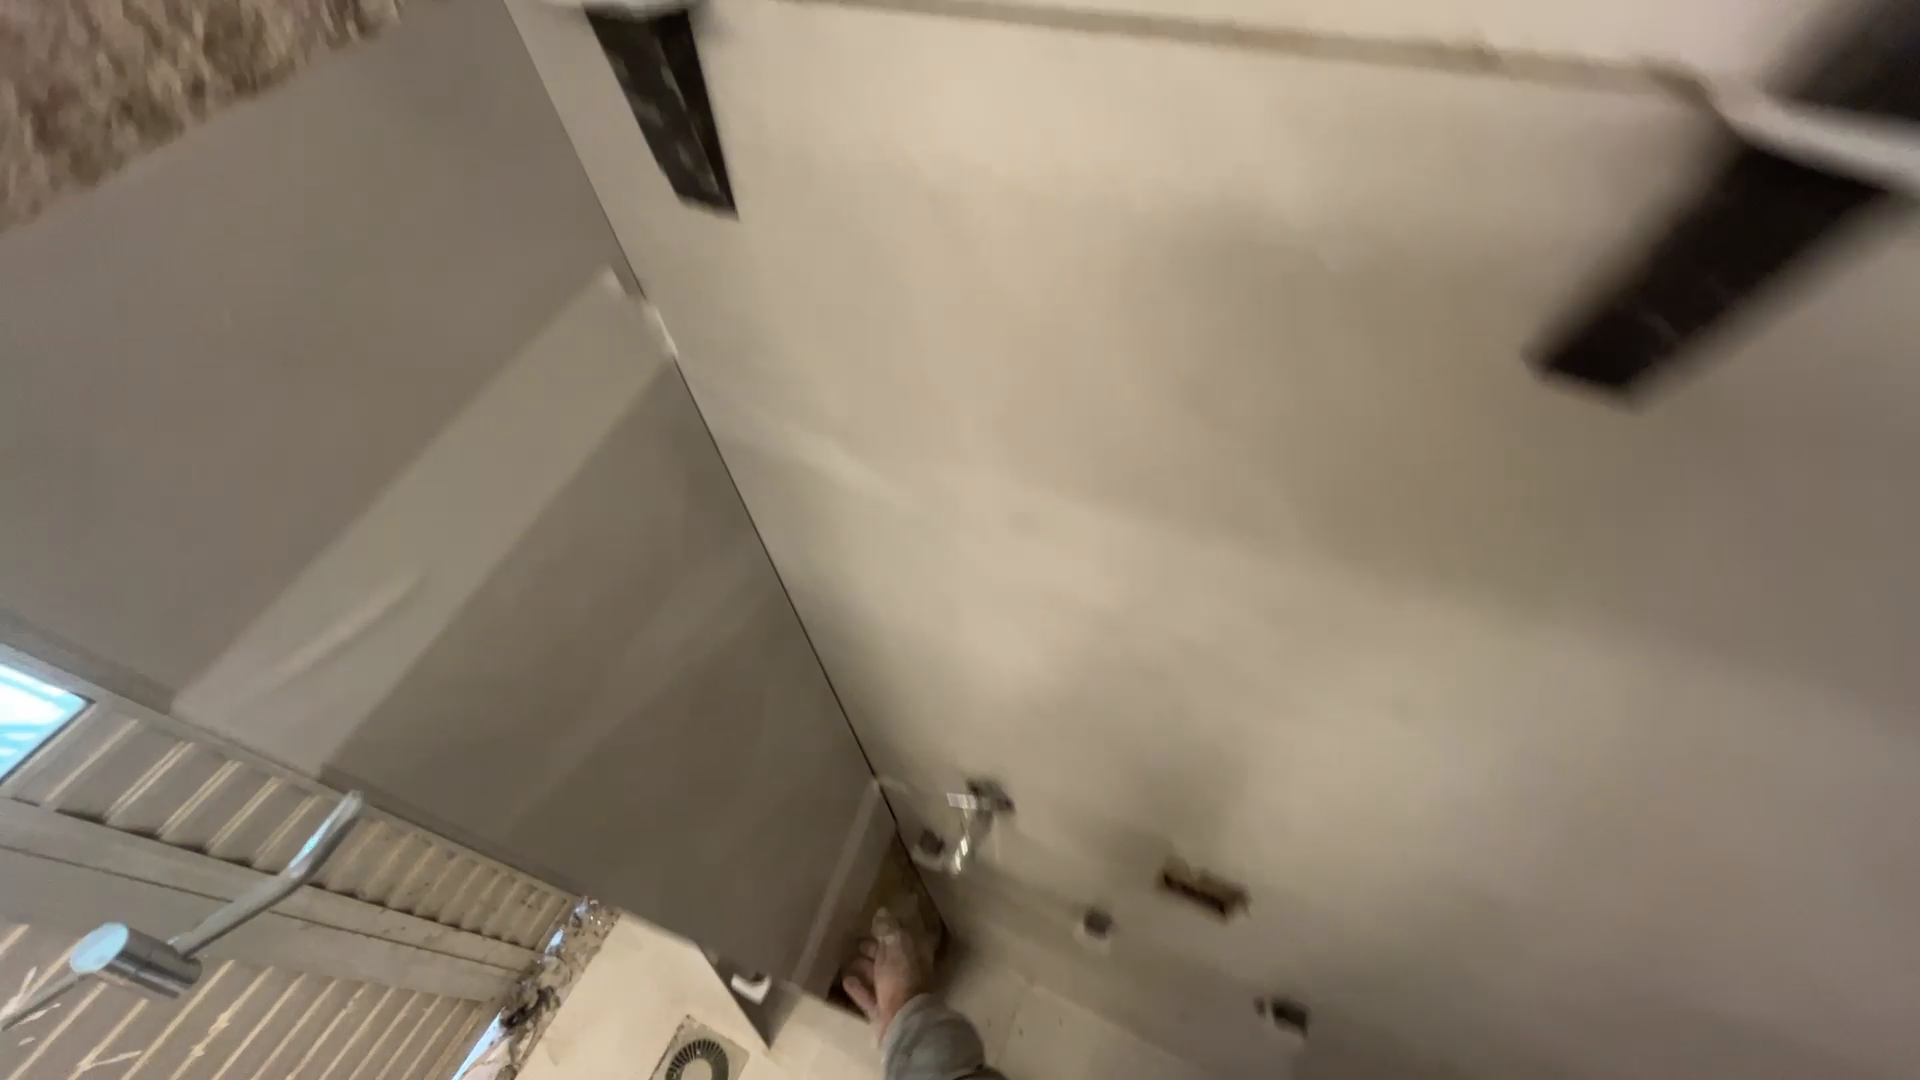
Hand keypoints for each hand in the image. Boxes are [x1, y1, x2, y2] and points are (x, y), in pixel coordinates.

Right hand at [841, 909, 922, 1039]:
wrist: (902, 1020)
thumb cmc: (902, 975)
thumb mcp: (896, 944)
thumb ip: (888, 928)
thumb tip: (881, 912)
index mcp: (915, 953)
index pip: (901, 935)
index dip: (888, 928)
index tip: (872, 921)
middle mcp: (907, 971)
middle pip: (887, 956)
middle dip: (872, 947)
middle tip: (854, 939)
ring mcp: (895, 992)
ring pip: (877, 975)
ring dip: (862, 966)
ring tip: (846, 957)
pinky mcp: (882, 1010)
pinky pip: (867, 994)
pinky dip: (857, 986)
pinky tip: (845, 978)